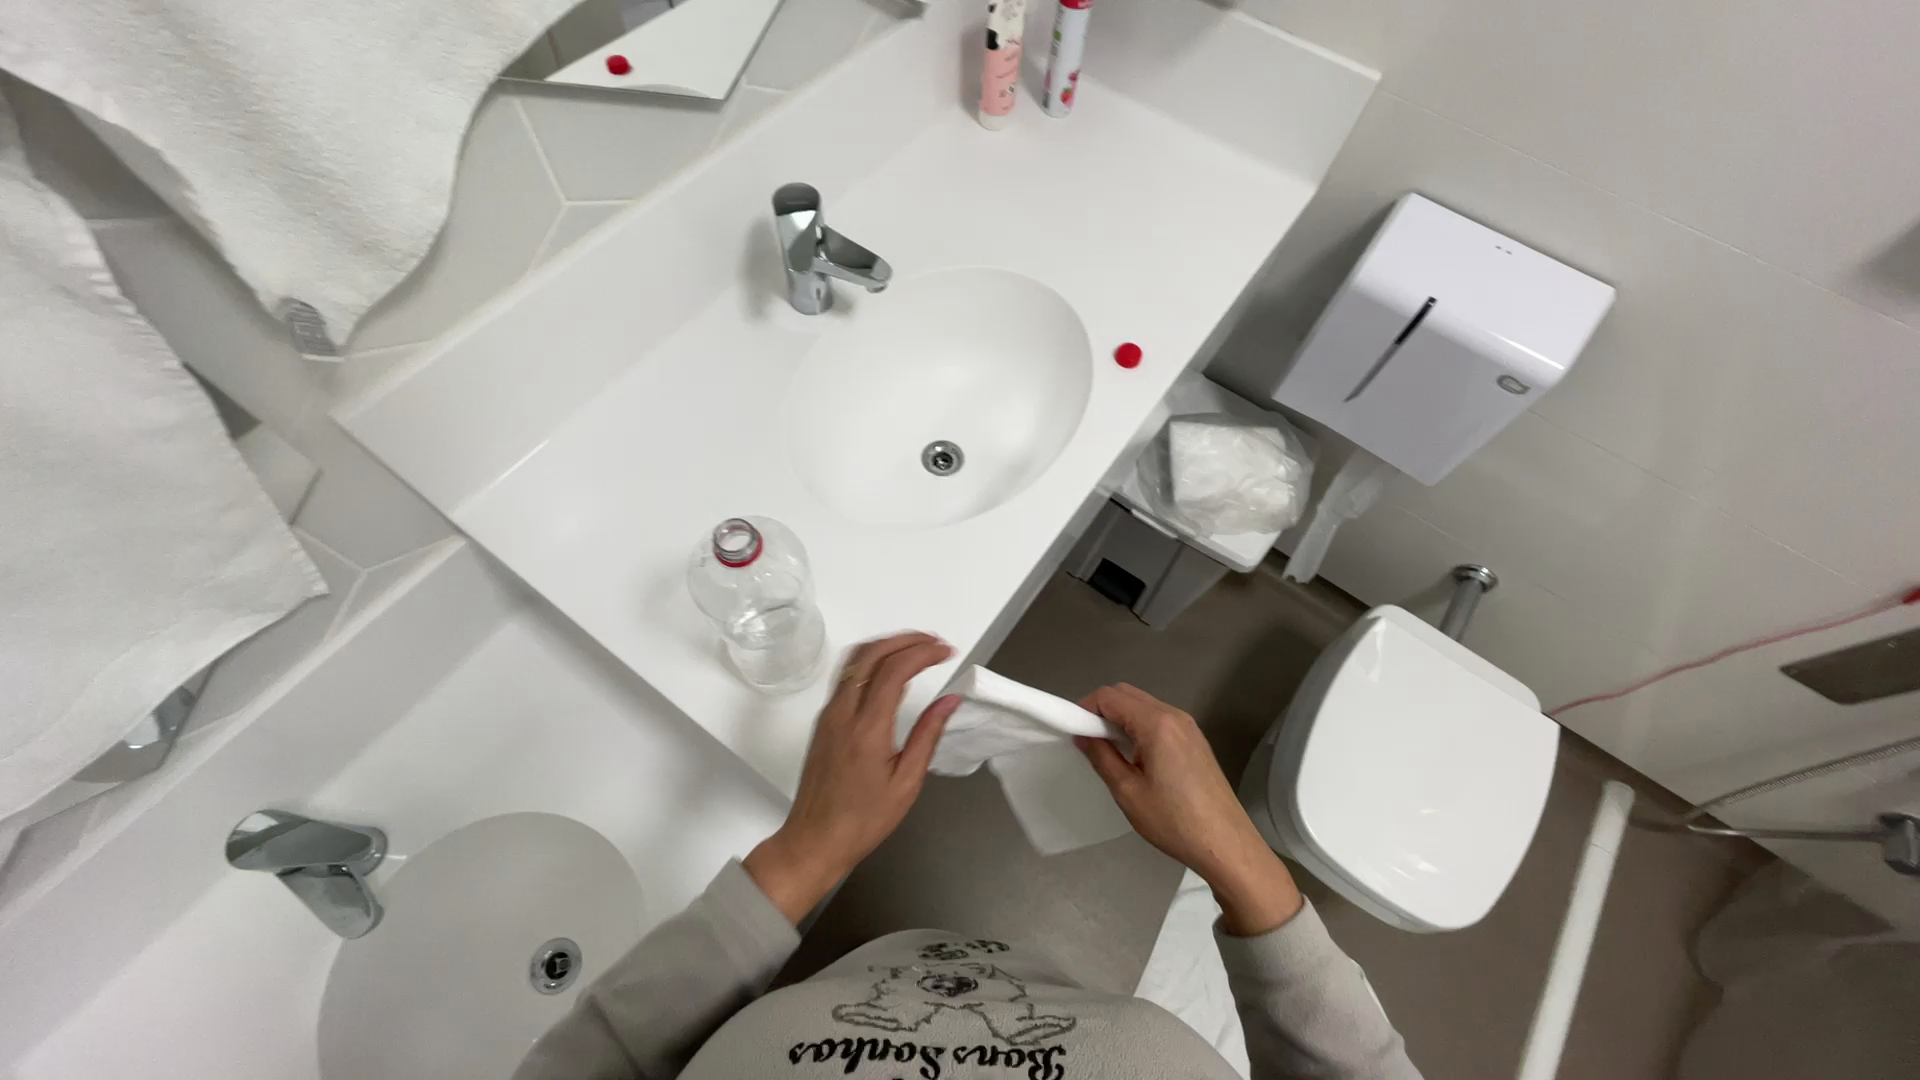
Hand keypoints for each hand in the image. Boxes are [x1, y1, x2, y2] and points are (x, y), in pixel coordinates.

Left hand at [744, 632, 958, 923]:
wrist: (814, 840)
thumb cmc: (865, 820)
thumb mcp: (907, 783)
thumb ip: (928, 736)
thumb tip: (951, 700)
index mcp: (867, 729)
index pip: (895, 670)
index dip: (923, 653)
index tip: (948, 652)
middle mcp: (843, 712)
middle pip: (871, 654)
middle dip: (905, 639)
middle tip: (935, 642)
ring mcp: (829, 714)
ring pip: (854, 659)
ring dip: (886, 645)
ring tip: (916, 647)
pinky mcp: (824, 720)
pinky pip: (847, 675)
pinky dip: (872, 660)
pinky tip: (892, 670)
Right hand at [1075, 683, 1302, 935]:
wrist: (1226, 845)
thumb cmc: (1173, 821)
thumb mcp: (1128, 792)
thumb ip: (1102, 756)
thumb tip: (1082, 735)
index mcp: (1156, 723)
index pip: (1110, 696)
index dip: (1085, 708)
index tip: (1074, 732)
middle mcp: (1174, 715)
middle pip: (1127, 694)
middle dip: (1102, 710)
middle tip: (1090, 742)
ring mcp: (1188, 726)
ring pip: (1143, 705)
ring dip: (1121, 718)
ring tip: (1111, 752)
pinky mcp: (1195, 740)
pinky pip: (1159, 718)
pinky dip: (1139, 726)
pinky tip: (1136, 757)